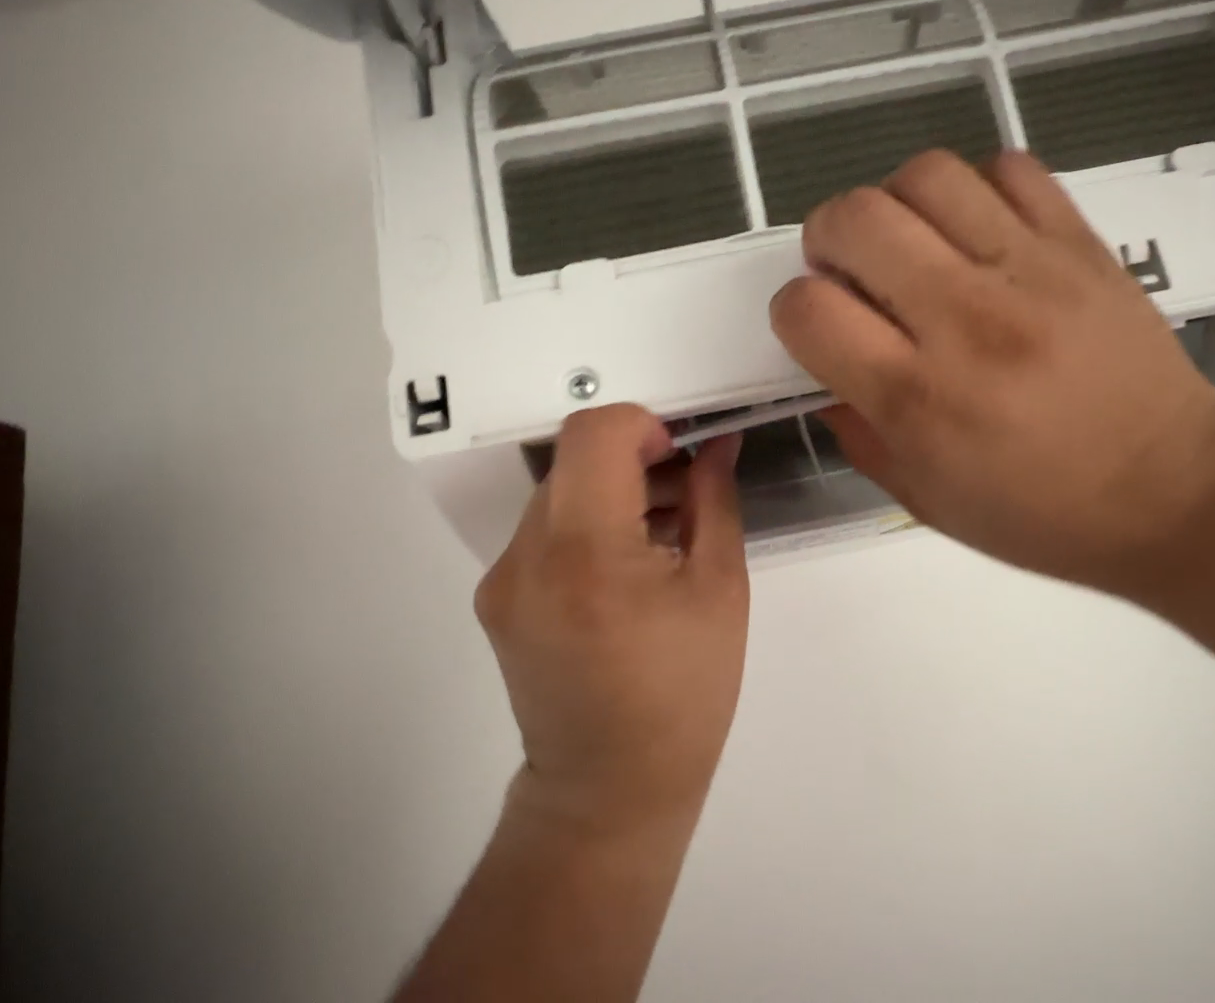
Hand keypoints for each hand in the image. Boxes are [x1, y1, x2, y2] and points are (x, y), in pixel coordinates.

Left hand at [474, 405, 749, 825]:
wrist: (610, 788)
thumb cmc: (684, 695)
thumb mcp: (719, 590)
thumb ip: (714, 501)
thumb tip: (717, 444)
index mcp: (588, 554)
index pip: (595, 435)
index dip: (644, 426)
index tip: (681, 456)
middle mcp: (527, 556)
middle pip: (573, 460)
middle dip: (633, 461)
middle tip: (683, 496)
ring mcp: (500, 579)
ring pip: (557, 493)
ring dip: (609, 495)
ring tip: (659, 537)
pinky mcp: (494, 598)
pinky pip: (542, 533)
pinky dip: (585, 529)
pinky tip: (623, 571)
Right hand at [770, 149, 1214, 588]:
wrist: (1173, 493)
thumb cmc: (1042, 516)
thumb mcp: (926, 500)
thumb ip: (861, 433)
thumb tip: (830, 372)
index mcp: (918, 399)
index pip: (808, 309)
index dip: (794, 311)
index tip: (819, 328)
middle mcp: (964, 321)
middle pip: (853, 220)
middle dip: (827, 240)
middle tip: (852, 274)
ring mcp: (1028, 271)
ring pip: (924, 176)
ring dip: (895, 204)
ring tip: (914, 245)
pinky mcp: (1081, 244)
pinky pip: (1008, 169)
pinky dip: (976, 190)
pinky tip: (980, 234)